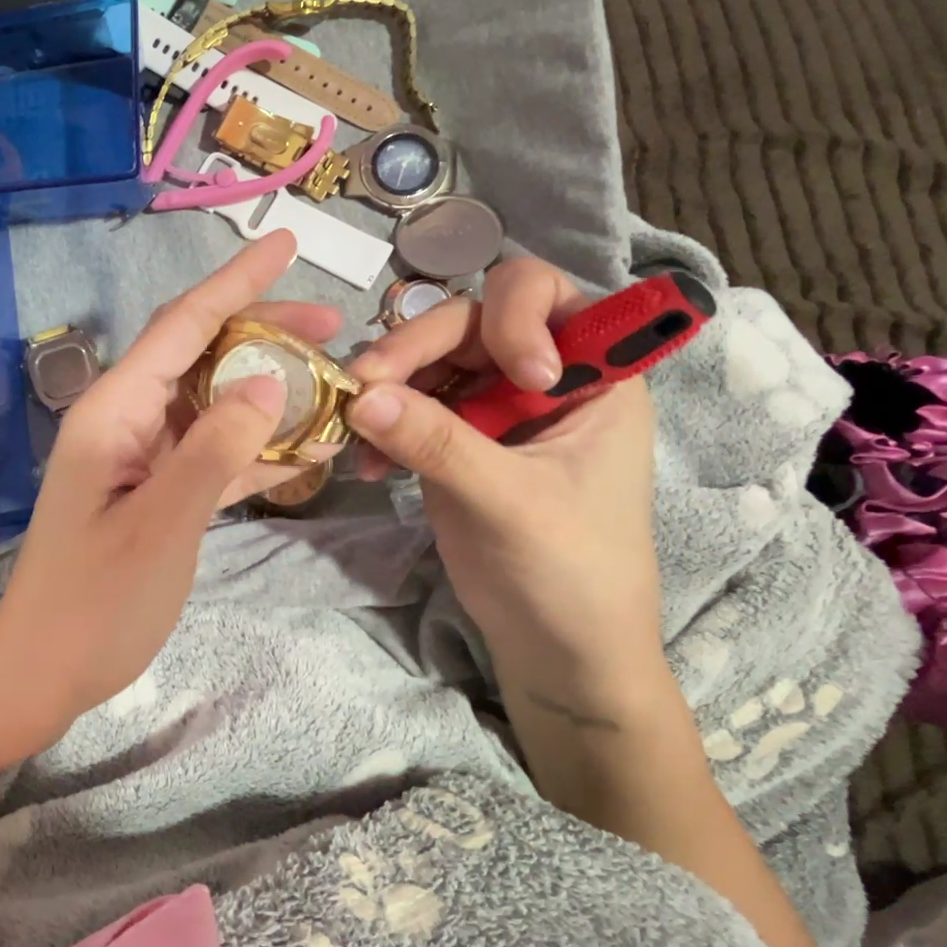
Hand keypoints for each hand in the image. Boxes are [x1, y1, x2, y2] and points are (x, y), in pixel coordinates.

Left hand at [0, 231, 340, 759]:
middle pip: (195, 356)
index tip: (286, 242)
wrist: (41, 672)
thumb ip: (214, 449)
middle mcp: (120, 423)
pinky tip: (302, 447)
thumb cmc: (93, 604)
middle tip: (333, 327)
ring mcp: (134, 460)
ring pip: (206, 405)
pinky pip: (205, 455)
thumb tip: (268, 379)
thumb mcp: (162, 525)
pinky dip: (250, 448)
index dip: (235, 283)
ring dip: (263, 392)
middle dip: (260, 333)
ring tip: (331, 379)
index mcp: (111, 413)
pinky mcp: (148, 496)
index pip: (179, 327)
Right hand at [343, 258, 665, 690]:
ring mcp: (488, 410)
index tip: (506, 379)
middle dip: (413, 350)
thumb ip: (438, 443)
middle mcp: (536, 378)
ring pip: (424, 365)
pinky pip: (403, 408)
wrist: (556, 649)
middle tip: (362, 386)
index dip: (512, 319)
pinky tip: (364, 463)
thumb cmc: (568, 572)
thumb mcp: (510, 502)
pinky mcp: (450, 443)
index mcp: (593, 375)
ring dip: (384, 387)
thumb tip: (358, 393)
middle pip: (465, 325)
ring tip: (353, 429)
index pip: (543, 297)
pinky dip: (377, 425)